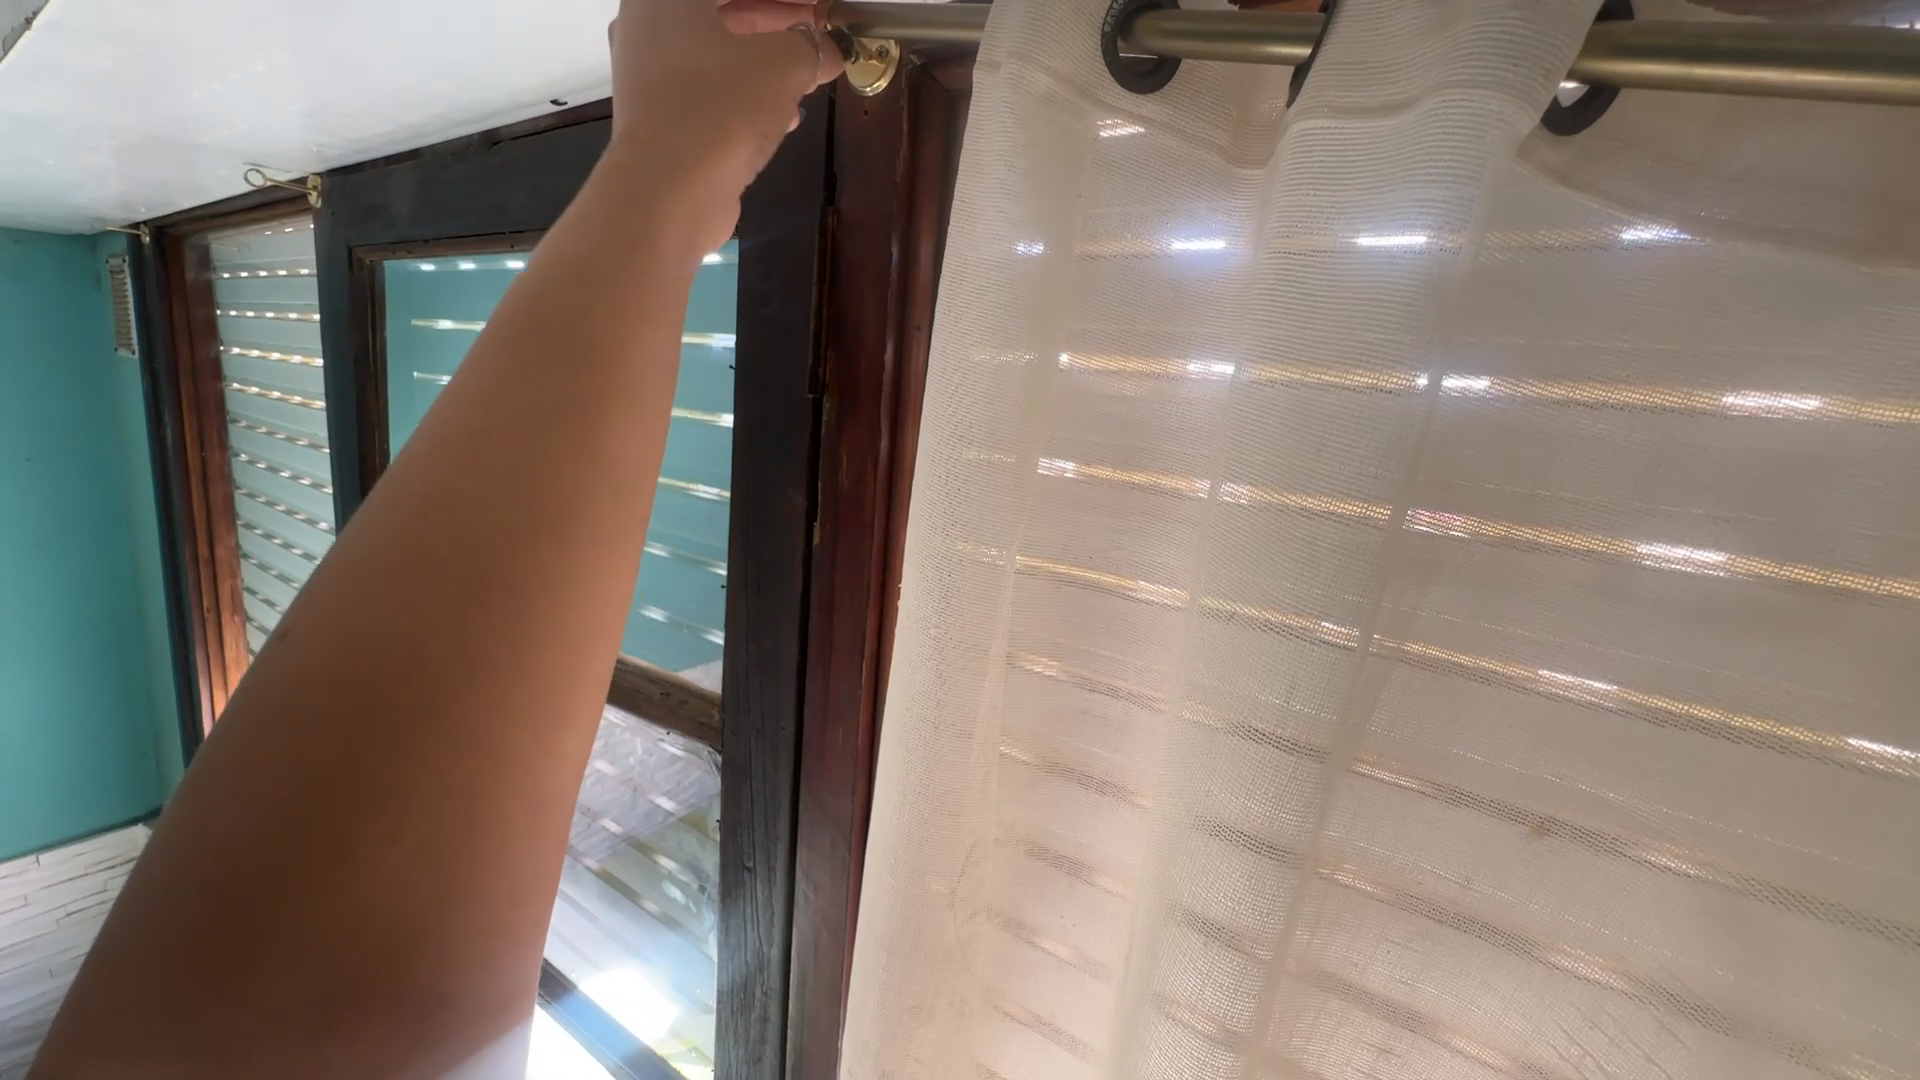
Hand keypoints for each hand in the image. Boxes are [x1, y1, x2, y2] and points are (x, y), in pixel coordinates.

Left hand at [605, 0, 842, 257]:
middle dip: (777, 24)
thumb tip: (830, 50)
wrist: (669, 192)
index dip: (790, 1)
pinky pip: (708, 91)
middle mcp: (646, 21)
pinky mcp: (657, 117)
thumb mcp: (785, 66)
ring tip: (804, 80)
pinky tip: (779, 118)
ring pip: (717, 54)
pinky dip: (744, 96)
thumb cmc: (723, 108)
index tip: (822, 12)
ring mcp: (646, 73)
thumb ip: (813, 48)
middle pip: (725, 12)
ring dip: (763, 63)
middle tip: (816, 39)